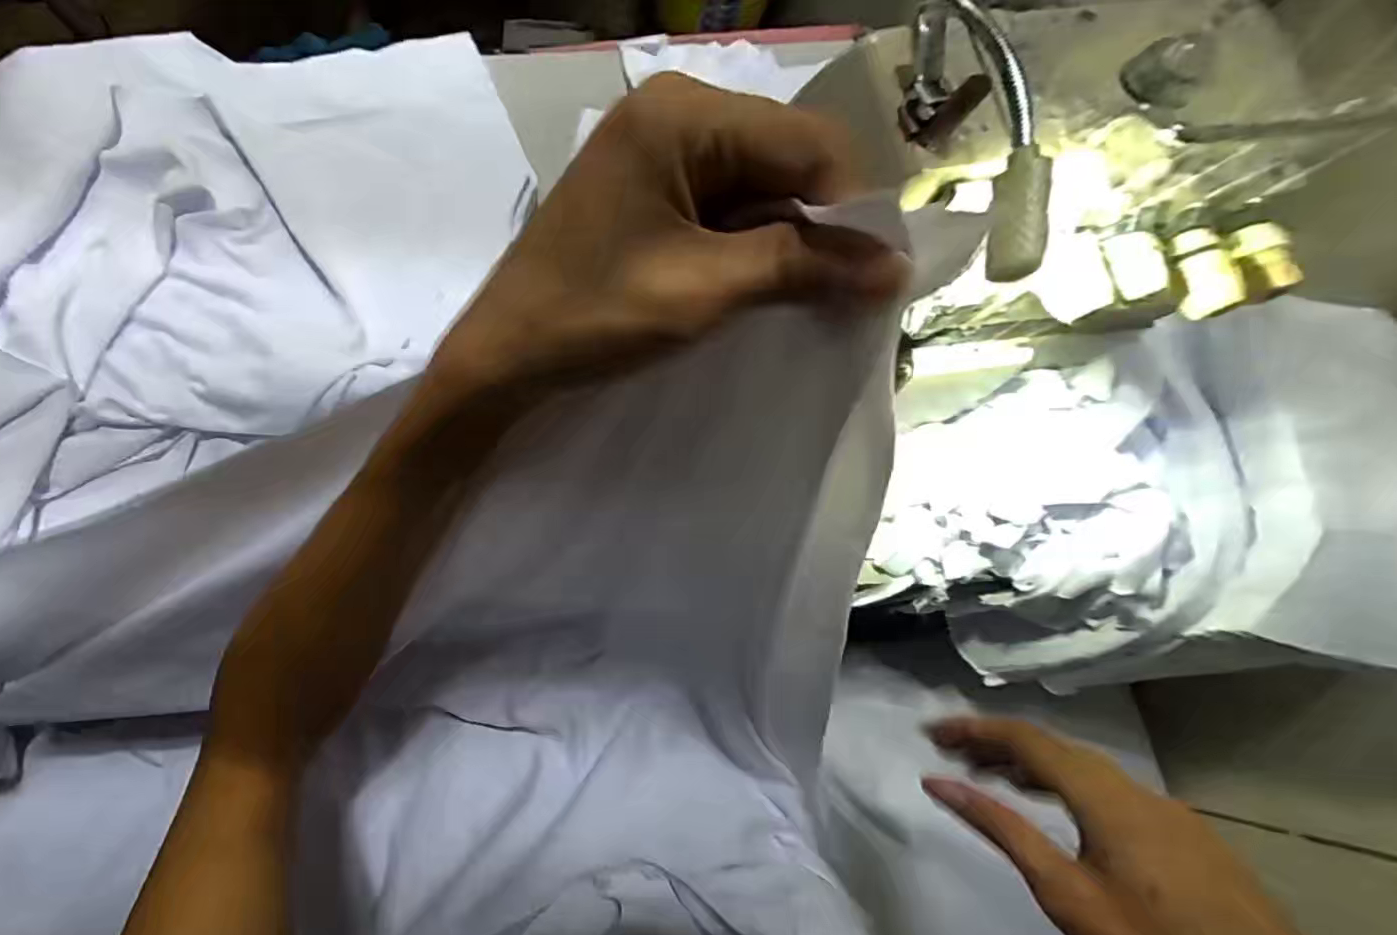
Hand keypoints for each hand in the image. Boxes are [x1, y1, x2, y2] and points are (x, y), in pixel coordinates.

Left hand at [429, 72, 907, 404]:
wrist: (502, 359)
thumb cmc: (593, 316)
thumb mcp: (705, 289)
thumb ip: (801, 266)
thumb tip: (894, 266)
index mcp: (682, 114)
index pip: (807, 142)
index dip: (851, 207)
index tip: (878, 275)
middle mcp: (668, 117)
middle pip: (779, 162)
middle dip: (815, 229)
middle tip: (845, 295)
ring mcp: (648, 158)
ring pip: (749, 192)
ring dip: (780, 245)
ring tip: (803, 300)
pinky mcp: (637, 198)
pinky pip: (712, 214)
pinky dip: (740, 251)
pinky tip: (753, 289)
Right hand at [922, 717, 1396, 934]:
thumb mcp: (1064, 892)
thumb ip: (1000, 827)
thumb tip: (938, 782)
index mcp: (1110, 800)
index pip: (1029, 740)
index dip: (975, 728)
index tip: (931, 731)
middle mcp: (1144, 794)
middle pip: (1059, 748)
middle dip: (999, 743)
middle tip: (950, 753)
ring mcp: (1176, 817)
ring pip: (1090, 770)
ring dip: (1034, 765)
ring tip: (991, 776)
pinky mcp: (1194, 842)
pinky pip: (1115, 792)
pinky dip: (1069, 786)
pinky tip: (1057, 810)